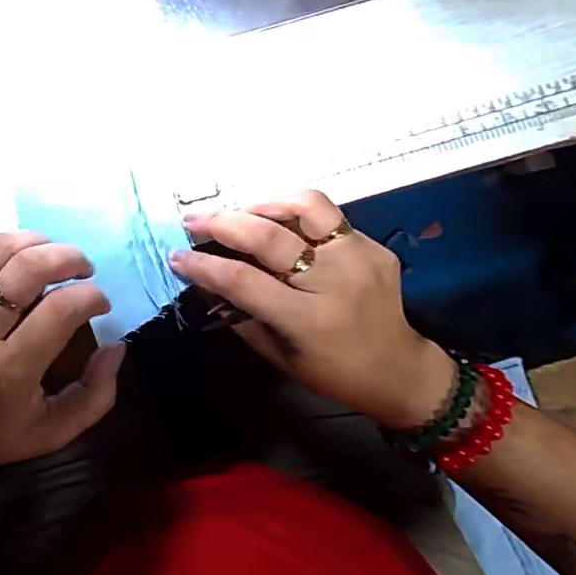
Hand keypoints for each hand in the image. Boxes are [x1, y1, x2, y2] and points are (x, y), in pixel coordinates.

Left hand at [0, 232, 125, 503]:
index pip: (62, 308)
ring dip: (34, 241)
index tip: (101, 306)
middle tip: (83, 271)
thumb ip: (95, 396)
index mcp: (9, 369)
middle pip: (30, 267)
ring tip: (51, 257)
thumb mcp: (52, 433)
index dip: (93, 297)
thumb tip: (116, 347)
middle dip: (70, 258)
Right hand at [167, 190, 456, 429]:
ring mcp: (358, 256)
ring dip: (264, 202)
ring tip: (239, 208)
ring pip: (306, 206)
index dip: (203, 266)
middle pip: (268, 236)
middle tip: (194, 220)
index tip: (177, 256)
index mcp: (307, 319)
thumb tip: (207, 281)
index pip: (242, 281)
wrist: (398, 368)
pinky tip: (278, 217)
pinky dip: (296, 212)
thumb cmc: (333, 372)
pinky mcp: (374, 246)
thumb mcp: (280, 355)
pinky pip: (329, 216)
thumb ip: (242, 316)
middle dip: (222, 223)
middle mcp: (334, 280)